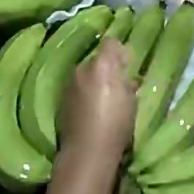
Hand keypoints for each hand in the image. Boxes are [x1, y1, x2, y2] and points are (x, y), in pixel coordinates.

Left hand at [59, 38, 135, 170]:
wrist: (87, 150)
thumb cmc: (116, 123)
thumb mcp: (131, 99)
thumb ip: (127, 80)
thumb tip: (125, 74)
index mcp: (102, 64)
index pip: (111, 42)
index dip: (120, 52)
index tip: (128, 66)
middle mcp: (82, 68)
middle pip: (97, 58)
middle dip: (107, 67)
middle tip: (119, 84)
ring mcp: (69, 83)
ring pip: (86, 73)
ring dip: (95, 80)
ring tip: (105, 98)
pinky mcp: (62, 98)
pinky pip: (78, 87)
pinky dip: (85, 91)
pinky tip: (92, 108)